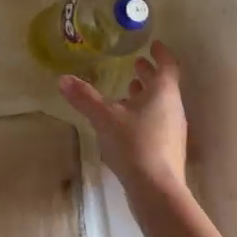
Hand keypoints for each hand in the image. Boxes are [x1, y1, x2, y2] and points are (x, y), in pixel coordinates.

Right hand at [58, 41, 187, 193]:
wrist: (157, 190)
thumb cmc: (134, 144)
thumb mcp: (105, 118)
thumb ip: (85, 98)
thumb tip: (63, 79)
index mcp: (164, 92)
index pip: (168, 65)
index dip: (162, 53)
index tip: (154, 45)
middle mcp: (174, 108)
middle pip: (164, 85)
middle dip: (150, 74)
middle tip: (137, 64)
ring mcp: (174, 131)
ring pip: (161, 105)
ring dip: (147, 95)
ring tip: (130, 90)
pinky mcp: (169, 150)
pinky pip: (158, 122)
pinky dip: (146, 115)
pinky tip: (128, 123)